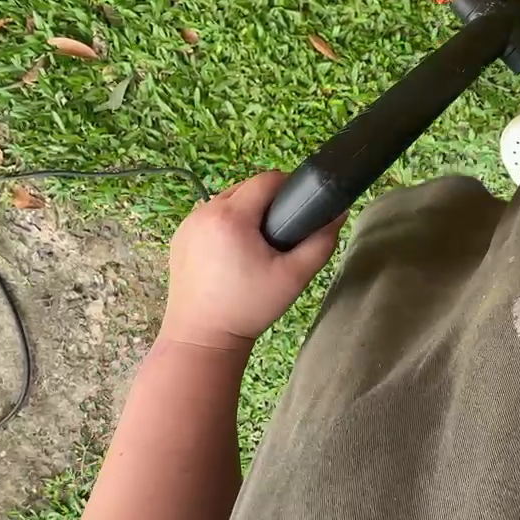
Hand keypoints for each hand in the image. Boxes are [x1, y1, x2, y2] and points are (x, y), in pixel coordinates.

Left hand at [162, 171, 342, 350]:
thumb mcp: (295, 276)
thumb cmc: (249, 307)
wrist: (201, 339)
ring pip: (227, 199)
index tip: (301, 209)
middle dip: (268, 200)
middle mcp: (204, 213)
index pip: (267, 179)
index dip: (290, 187)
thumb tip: (339, 213)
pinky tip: (236, 248)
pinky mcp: (179, 237)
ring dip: (247, 209)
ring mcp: (188, 224)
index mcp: (231, 217)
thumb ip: (321, 241)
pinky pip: (211, 215)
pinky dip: (227, 222)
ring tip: (261, 240)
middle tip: (284, 229)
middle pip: (246, 186)